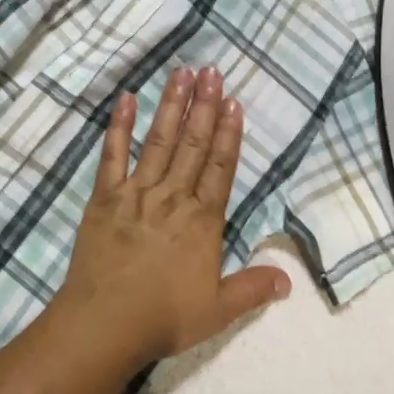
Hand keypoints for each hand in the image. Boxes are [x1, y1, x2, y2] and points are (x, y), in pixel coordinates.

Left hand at [51, 66, 291, 368]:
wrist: (104, 323)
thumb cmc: (163, 317)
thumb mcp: (218, 311)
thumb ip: (252, 289)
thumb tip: (288, 279)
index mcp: (202, 221)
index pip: (221, 168)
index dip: (229, 133)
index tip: (233, 101)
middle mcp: (172, 197)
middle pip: (193, 144)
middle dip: (204, 106)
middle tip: (212, 70)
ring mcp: (136, 192)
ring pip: (158, 140)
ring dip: (171, 105)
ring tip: (181, 73)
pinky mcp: (105, 196)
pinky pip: (112, 155)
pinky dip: (119, 126)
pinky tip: (127, 99)